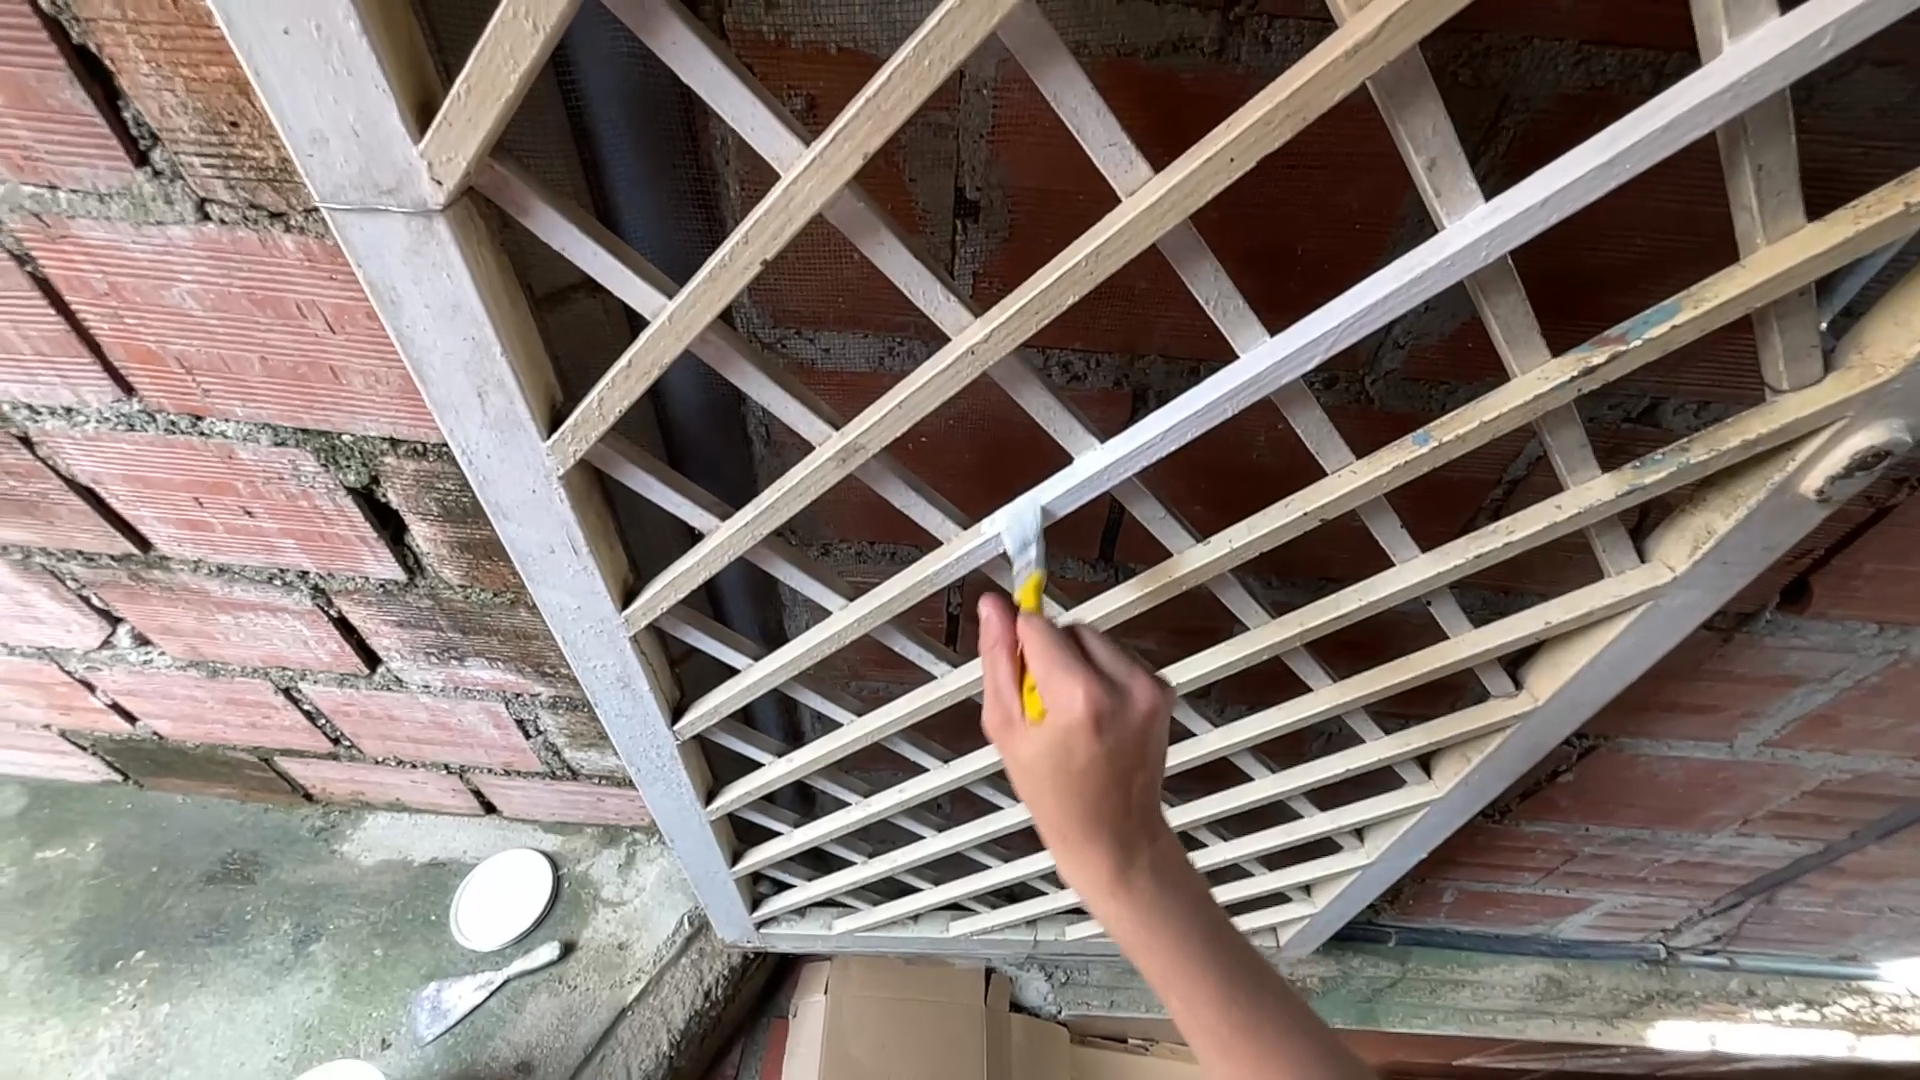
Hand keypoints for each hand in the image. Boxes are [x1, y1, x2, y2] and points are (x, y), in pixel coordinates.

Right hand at [977, 592, 1182, 898]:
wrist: (1115, 837)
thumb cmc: (1051, 792)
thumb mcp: (1005, 728)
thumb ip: (998, 659)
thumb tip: (992, 603)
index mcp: (1079, 697)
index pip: (1038, 625)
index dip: (1021, 644)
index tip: (1019, 675)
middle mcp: (1123, 683)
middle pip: (1069, 628)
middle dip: (1051, 653)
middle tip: (1044, 703)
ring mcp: (1151, 686)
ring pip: (1095, 638)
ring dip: (1078, 661)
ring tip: (1072, 710)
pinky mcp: (1163, 689)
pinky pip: (1119, 656)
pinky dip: (1103, 673)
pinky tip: (1097, 713)